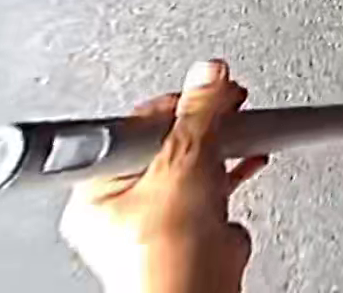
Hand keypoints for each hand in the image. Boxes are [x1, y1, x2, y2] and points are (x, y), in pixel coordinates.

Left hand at [60, 61, 267, 292]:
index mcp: (94, 189)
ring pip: (190, 156)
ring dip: (219, 138)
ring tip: (238, 122)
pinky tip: (248, 154)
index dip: (172, 101)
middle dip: (201, 117)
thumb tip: (208, 71)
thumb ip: (200, 111)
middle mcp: (118, 201)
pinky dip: (231, 162)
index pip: (133, 123)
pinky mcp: (188, 222)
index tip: (201, 87)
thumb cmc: (166, 252)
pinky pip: (211, 177)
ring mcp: (156, 212)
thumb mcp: (184, 160)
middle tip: (225, 100)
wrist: (199, 292)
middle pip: (165, 137)